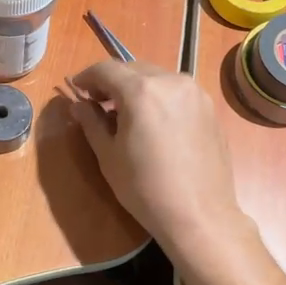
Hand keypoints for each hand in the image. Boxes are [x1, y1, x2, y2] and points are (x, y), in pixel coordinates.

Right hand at [69, 60, 252, 258]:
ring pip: (158, 79)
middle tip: (98, 105)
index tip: (76, 90)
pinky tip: (154, 124)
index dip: (86, 77)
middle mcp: (171, 81)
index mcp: (142, 91)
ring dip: (138, 89)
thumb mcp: (109, 156)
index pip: (106, 69)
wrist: (199, 215)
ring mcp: (196, 93)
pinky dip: (160, 99)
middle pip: (134, 69)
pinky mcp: (210, 108)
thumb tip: (78, 105)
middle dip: (113, 82)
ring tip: (127, 116)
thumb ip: (91, 123)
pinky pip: (177, 93)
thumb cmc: (145, 189)